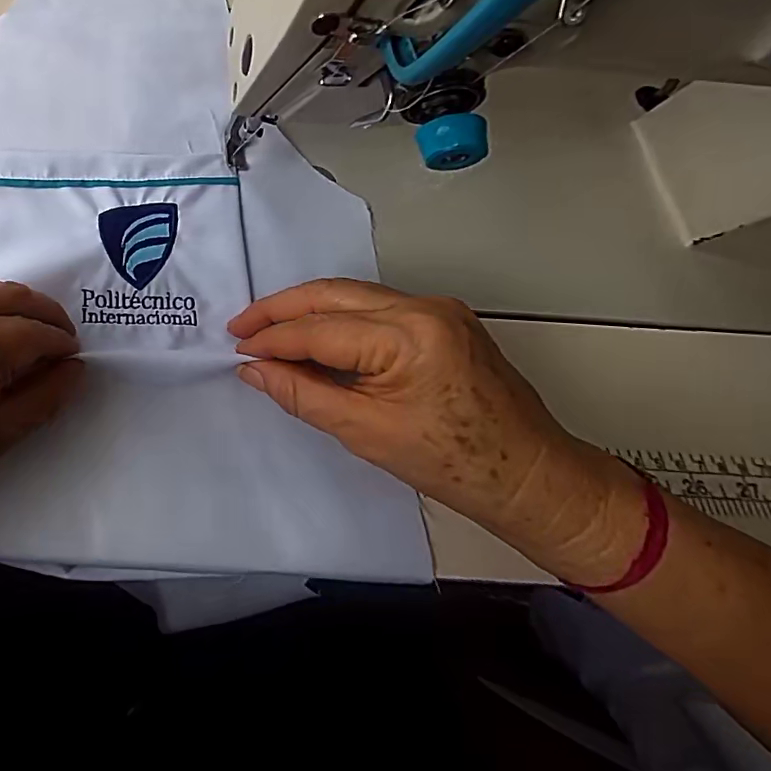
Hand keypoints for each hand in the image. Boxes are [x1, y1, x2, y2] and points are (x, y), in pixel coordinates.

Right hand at [228, 278, 646, 583]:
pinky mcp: (440, 318)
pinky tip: (311, 337)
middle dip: (278, 309)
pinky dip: (333, 318)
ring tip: (266, 331)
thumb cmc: (453, 462)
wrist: (533, 476)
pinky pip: (370, 307)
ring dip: (303, 310)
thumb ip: (300, 392)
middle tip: (240, 328)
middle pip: (329, 294)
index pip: (317, 329)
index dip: (271, 340)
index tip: (238, 350)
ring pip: (348, 295)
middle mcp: (423, 309)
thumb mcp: (362, 430)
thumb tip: (254, 369)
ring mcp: (436, 309)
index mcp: (408, 336)